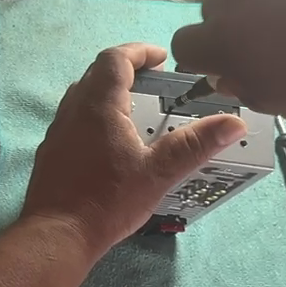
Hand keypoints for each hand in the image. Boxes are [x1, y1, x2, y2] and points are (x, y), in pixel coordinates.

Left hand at [18, 44, 248, 255]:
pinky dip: (94, 114)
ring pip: (82, 95)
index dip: (138, 52)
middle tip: (153, 82)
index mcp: (99, 106)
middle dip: (125, 69)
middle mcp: (73, 110)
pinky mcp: (51, 150)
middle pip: (96, 73)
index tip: (161, 58)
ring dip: (107, 91)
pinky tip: (110, 140)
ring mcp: (58, 130)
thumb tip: (234, 122)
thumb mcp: (158, 173)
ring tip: (136, 108)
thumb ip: (194, 145)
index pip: (115, 59)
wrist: (57, 234)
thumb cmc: (107, 201)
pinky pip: (73, 118)